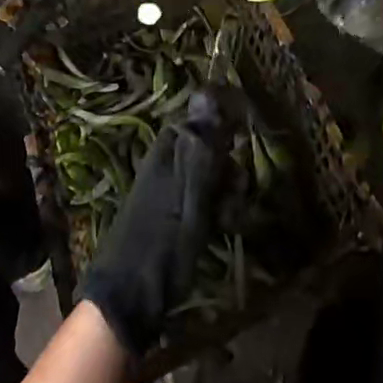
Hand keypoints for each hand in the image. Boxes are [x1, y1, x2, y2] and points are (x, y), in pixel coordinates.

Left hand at [77, 93, 226, 356]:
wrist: (130, 294)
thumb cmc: (163, 237)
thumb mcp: (191, 187)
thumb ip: (204, 140)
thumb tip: (210, 87)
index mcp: (172, 143)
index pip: (211, 112)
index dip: (235, 122)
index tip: (253, 139)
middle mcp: (171, 155)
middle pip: (217, 143)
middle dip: (234, 164)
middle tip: (238, 191)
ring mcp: (172, 182)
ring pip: (216, 170)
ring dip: (230, 190)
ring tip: (231, 215)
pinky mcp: (175, 207)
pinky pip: (208, 194)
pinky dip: (220, 208)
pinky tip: (225, 226)